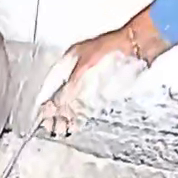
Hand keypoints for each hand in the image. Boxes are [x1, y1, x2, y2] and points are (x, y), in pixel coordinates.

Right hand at [36, 14, 165, 136]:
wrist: (137, 47)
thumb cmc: (112, 48)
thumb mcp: (83, 69)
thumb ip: (68, 89)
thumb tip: (56, 106)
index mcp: (69, 61)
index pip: (51, 84)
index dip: (45, 99)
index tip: (39, 114)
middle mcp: (76, 72)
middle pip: (60, 96)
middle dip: (54, 112)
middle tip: (49, 126)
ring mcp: (88, 82)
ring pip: (71, 104)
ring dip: (65, 118)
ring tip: (59, 130)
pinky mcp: (99, 91)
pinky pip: (84, 107)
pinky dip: (78, 117)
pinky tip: (73, 126)